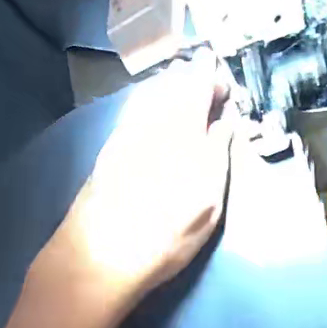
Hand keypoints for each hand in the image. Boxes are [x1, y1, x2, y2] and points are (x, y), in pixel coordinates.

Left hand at [47, 53, 234, 318]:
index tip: (223, 80)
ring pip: (150, 95)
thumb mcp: (210, 196)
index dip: (212, 73)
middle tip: (207, 89)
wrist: (102, 254)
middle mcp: (150, 119)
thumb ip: (218, 149)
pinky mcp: (107, 149)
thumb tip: (223, 119)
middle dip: (191, 80)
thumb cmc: (167, 230)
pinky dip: (150, 107)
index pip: (198, 81)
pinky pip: (134, 113)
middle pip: (171, 83)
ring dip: (170, 92)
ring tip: (185, 102)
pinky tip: (155, 121)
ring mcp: (124, 132)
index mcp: (181, 124)